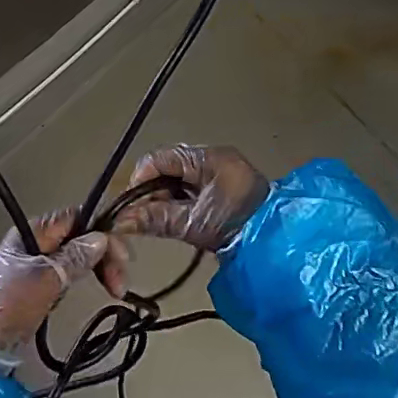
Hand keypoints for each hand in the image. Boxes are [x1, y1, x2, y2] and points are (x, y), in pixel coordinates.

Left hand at [0, 208, 127, 372]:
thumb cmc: (10, 306)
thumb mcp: (47, 279)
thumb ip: (76, 256)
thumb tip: (101, 237)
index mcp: (35, 232)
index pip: (78, 217)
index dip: (104, 231)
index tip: (122, 254)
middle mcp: (38, 241)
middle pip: (83, 235)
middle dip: (106, 253)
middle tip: (120, 280)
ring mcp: (40, 261)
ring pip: (81, 253)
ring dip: (101, 266)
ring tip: (115, 288)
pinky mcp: (42, 281)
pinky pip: (73, 270)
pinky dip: (89, 276)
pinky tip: (98, 287)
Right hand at [111, 145, 268, 251]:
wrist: (276, 240)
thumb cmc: (236, 225)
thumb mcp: (193, 223)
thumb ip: (156, 218)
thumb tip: (121, 221)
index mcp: (206, 157)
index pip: (160, 158)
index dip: (140, 179)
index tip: (130, 204)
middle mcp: (213, 157)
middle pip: (168, 167)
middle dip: (152, 190)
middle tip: (143, 215)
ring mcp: (220, 171)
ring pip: (178, 178)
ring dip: (165, 197)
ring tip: (161, 219)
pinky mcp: (224, 186)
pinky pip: (192, 187)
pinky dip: (180, 200)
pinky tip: (178, 216)